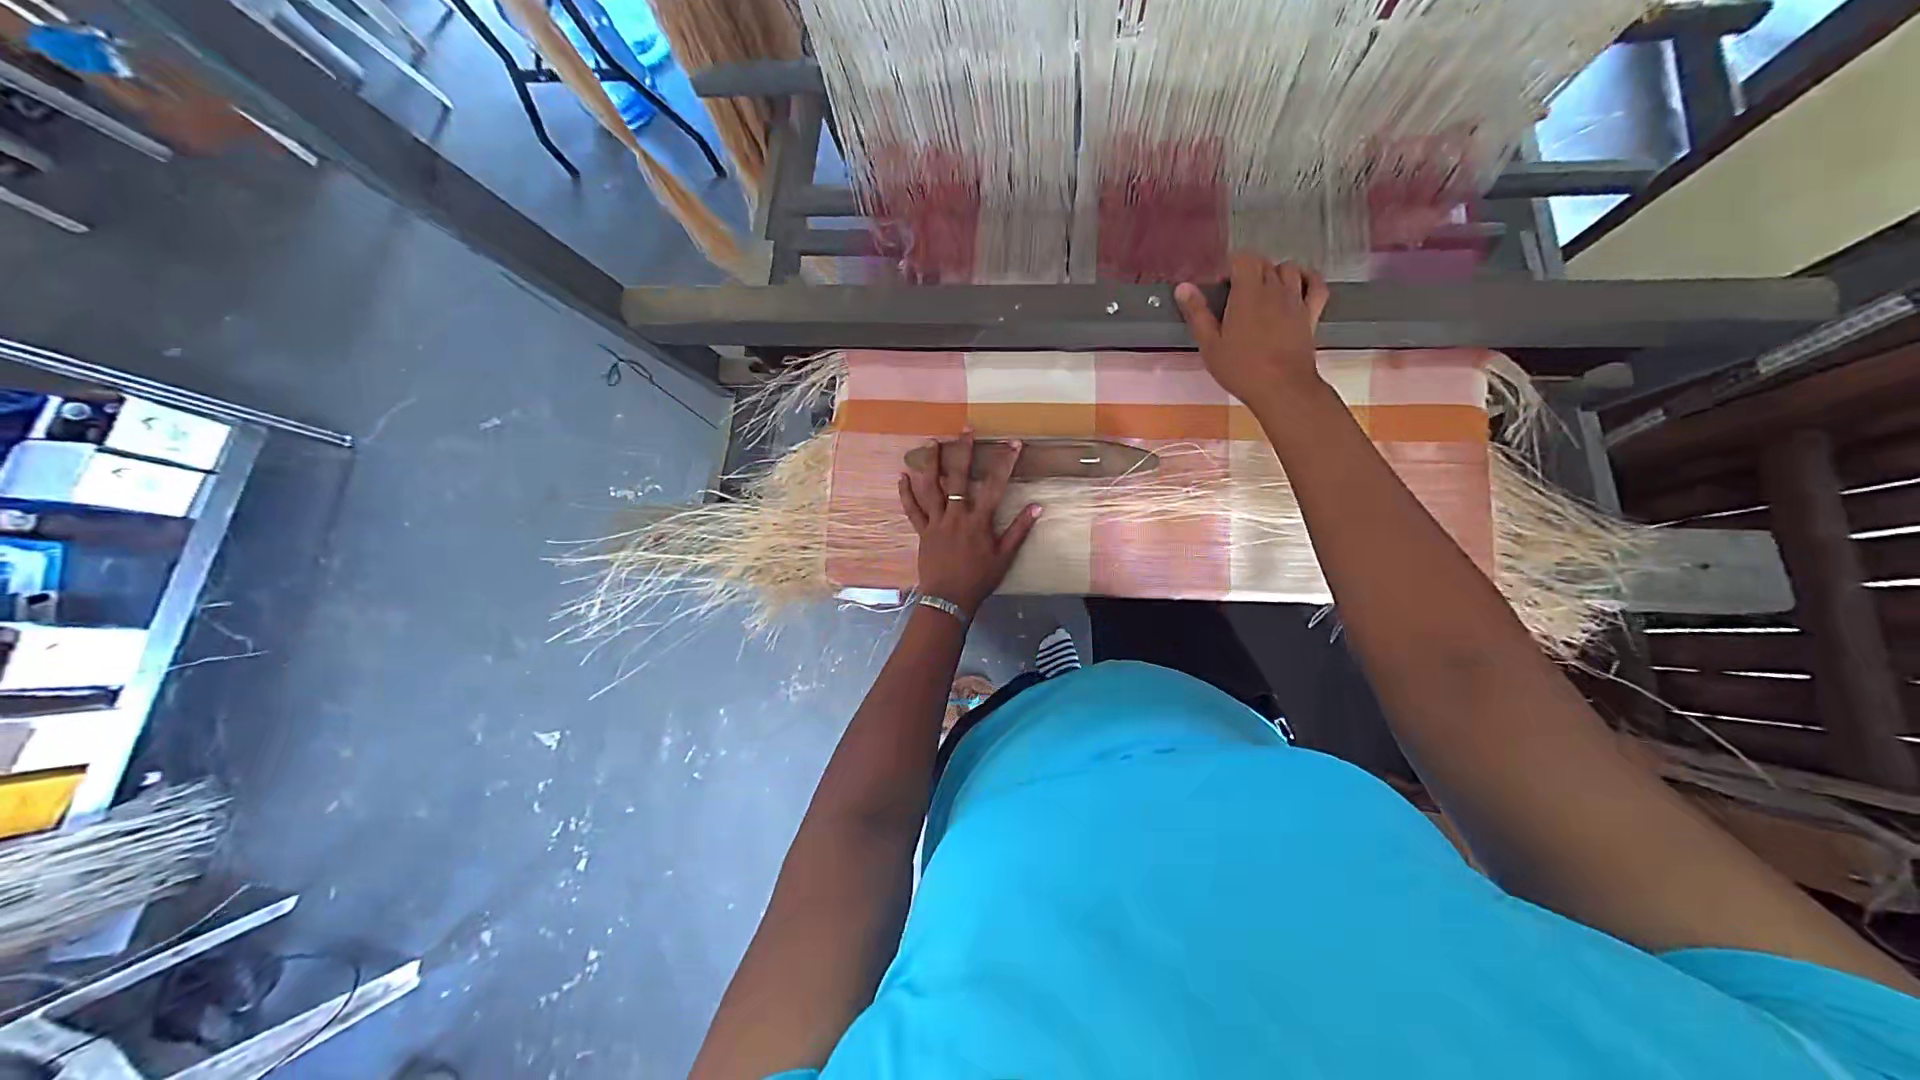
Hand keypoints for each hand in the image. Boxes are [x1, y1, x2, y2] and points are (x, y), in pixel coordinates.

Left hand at [898, 431, 1042, 617]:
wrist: (949, 599)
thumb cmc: (980, 579)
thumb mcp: (1005, 557)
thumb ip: (1020, 530)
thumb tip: (1037, 507)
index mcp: (979, 521)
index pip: (995, 485)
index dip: (1005, 462)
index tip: (1014, 443)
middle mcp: (957, 516)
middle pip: (959, 477)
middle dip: (963, 452)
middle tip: (966, 431)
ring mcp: (936, 522)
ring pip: (932, 488)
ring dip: (931, 464)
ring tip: (932, 443)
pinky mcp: (922, 531)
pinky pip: (912, 509)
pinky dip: (906, 493)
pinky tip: (902, 476)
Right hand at [1174, 253, 1329, 409]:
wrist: (1282, 388)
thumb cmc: (1241, 368)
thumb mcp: (1210, 345)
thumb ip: (1197, 313)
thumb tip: (1183, 287)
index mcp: (1248, 293)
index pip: (1243, 258)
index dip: (1230, 267)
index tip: (1220, 286)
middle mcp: (1275, 289)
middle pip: (1264, 263)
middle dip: (1248, 271)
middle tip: (1234, 295)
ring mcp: (1296, 299)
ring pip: (1289, 269)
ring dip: (1274, 274)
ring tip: (1261, 292)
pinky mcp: (1311, 313)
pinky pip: (1316, 284)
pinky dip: (1308, 279)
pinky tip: (1298, 285)